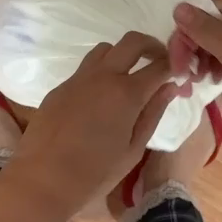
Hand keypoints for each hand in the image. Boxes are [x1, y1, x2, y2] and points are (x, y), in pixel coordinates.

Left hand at [0, 32, 180, 218]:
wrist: (41, 180)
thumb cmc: (94, 173)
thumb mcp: (133, 149)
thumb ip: (152, 114)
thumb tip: (169, 87)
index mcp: (126, 93)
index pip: (159, 66)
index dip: (174, 67)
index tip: (180, 75)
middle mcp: (102, 76)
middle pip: (132, 41)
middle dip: (152, 46)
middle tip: (160, 62)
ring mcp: (78, 79)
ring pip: (105, 49)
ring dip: (123, 56)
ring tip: (129, 79)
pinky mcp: (60, 88)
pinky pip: (86, 69)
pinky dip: (101, 73)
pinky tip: (101, 99)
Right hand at [171, 0, 221, 135]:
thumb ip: (205, 31)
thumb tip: (177, 7)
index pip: (204, 9)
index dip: (186, 36)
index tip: (177, 67)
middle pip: (212, 22)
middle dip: (195, 48)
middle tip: (187, 80)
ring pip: (221, 37)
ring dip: (206, 58)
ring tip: (202, 82)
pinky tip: (218, 81)